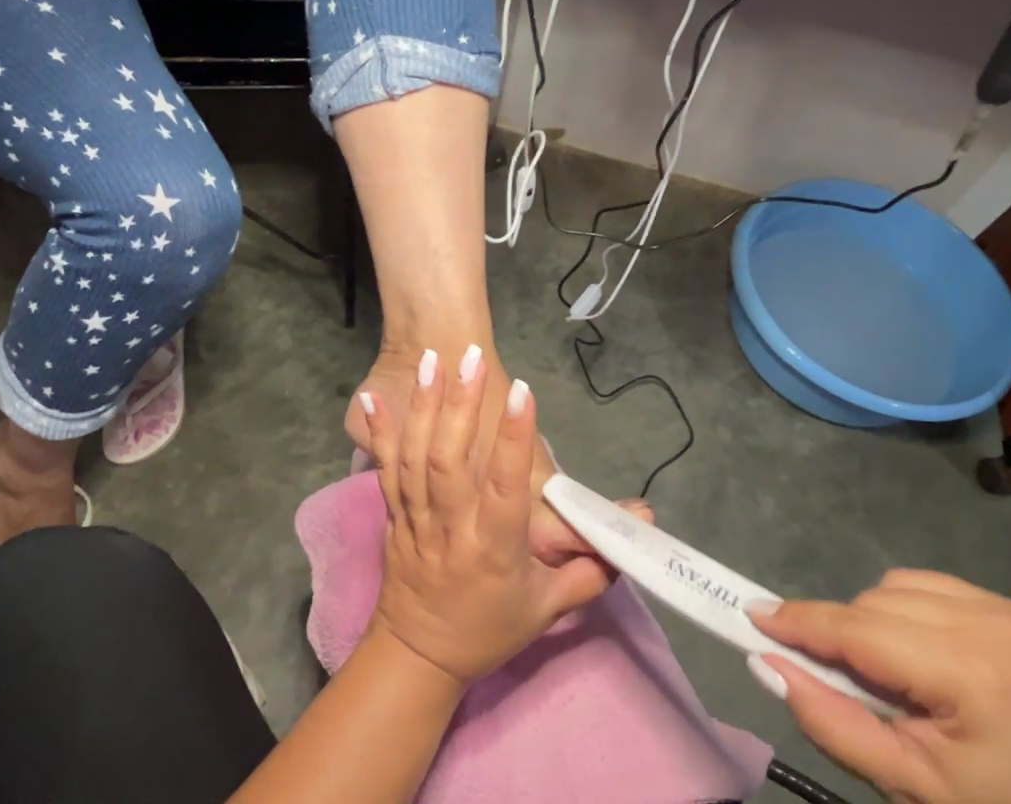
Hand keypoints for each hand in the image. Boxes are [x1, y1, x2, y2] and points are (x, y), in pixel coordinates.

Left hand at [360, 347, 618, 684]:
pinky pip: (385, 470)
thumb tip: (638, 530)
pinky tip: (372, 397)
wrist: (418, 654)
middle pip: (450, 460)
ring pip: (416, 457)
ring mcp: (416, 519)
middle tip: (470, 356)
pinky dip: (380, 432)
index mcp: (493, 549)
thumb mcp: (547, 607)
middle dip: (459, 405)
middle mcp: (451, 528)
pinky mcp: (392, 516)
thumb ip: (592, 568)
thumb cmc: (489, 628)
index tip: (521, 391)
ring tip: (430, 358)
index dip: (514, 439)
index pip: (504, 487)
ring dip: (423, 406)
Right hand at [749, 570, 1010, 803]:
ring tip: (881, 677)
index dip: (800, 622)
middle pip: (876, 603)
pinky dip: (909, 614)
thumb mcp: (910, 787)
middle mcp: (997, 621)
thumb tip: (766, 663)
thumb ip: (831, 722)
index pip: (861, 629)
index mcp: (976, 670)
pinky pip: (937, 590)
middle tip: (820, 677)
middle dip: (839, 634)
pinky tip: (919, 659)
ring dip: (872, 620)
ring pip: (901, 587)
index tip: (749, 615)